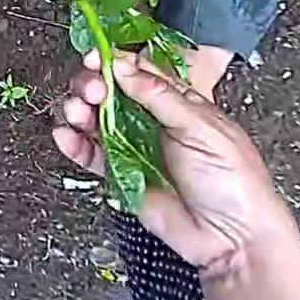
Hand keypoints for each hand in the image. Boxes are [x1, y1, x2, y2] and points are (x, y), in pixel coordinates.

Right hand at [54, 50, 298, 273]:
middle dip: (92, 84)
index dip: (113, 62)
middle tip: (93, 90)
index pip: (136, 71)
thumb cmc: (233, 180)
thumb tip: (123, 66)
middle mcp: (149, 120)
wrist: (234, 241)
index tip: (95, 58)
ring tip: (77, 112)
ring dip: (78, 110)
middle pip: (108, 92)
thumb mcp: (200, 127)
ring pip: (94, 119)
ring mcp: (132, 147)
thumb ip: (159, 95)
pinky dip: (73, 143)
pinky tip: (65, 134)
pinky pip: (90, 155)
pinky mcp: (119, 175)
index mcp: (173, 101)